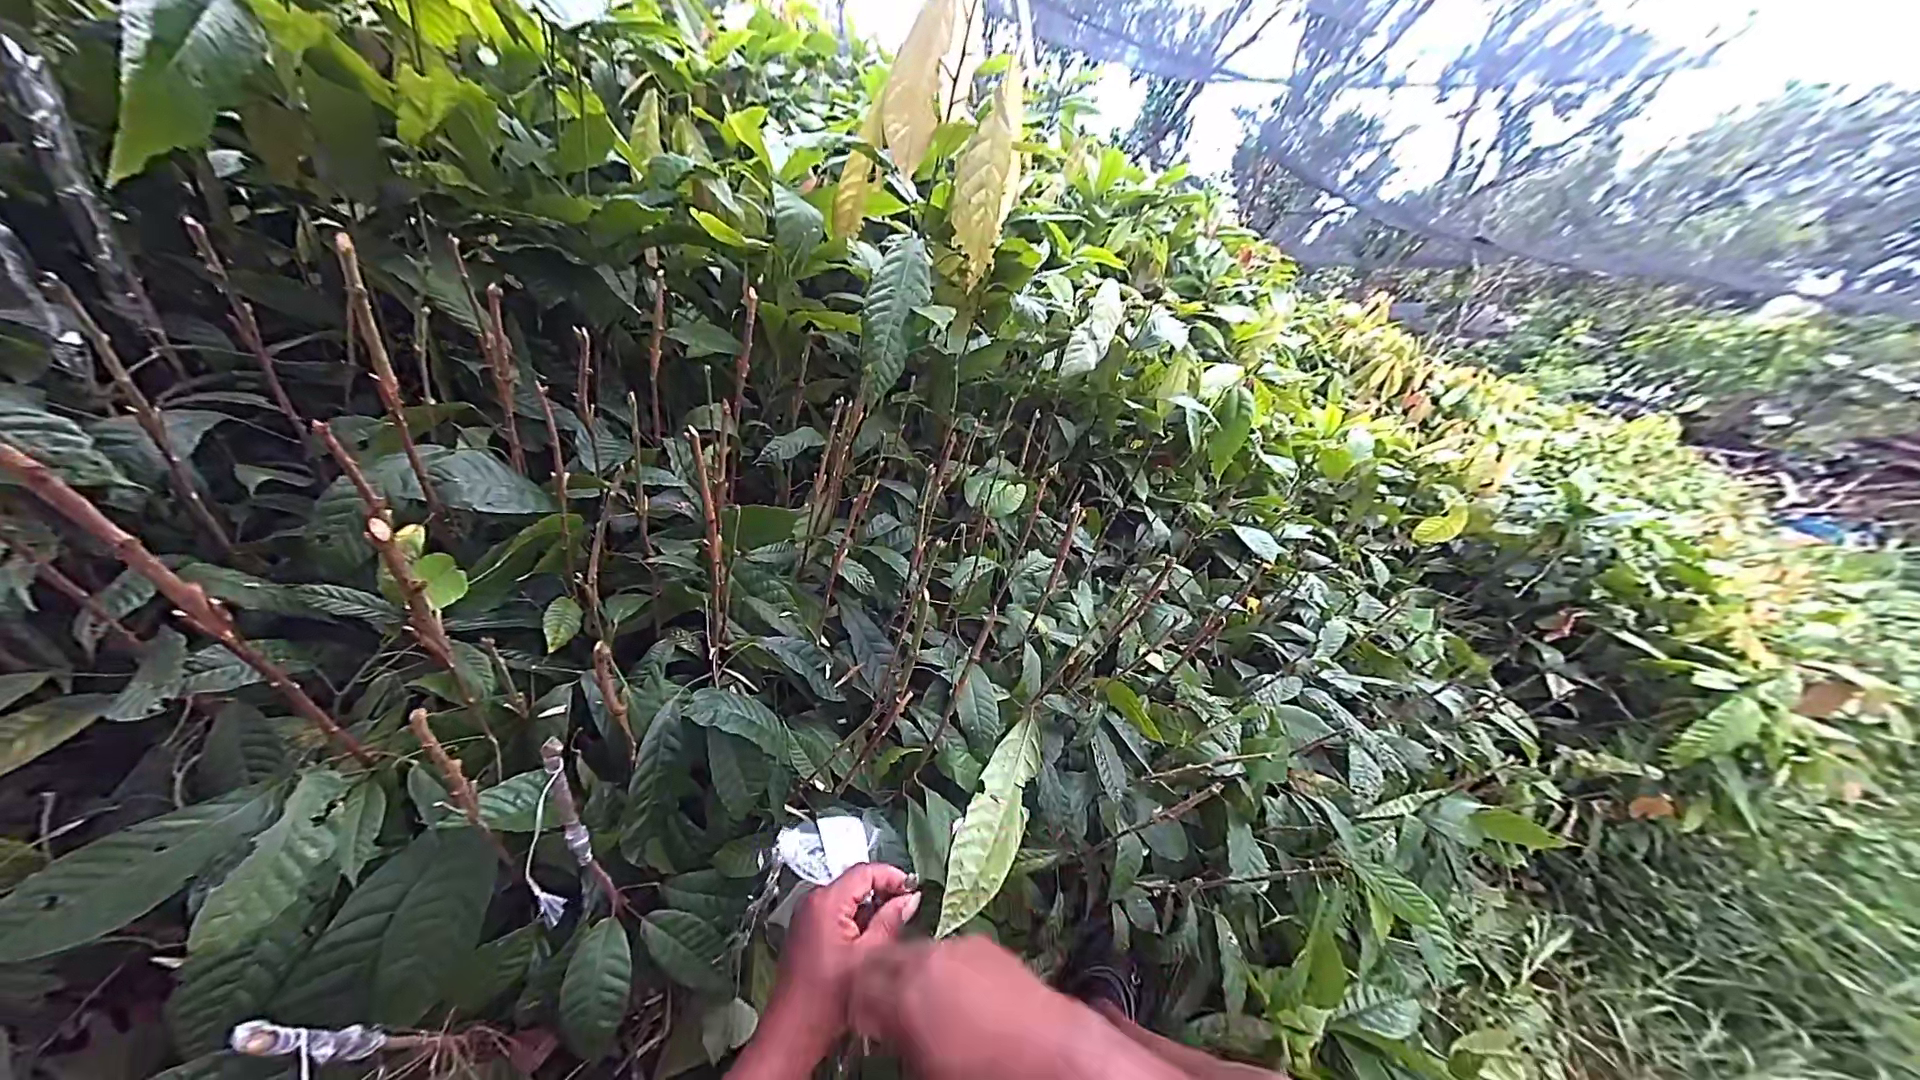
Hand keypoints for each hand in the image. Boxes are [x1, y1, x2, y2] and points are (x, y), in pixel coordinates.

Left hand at [773, 861, 920, 1030]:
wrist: (792, 1033)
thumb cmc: (823, 1002)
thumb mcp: (868, 956)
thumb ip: (891, 920)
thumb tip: (909, 899)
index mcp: (826, 902)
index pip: (865, 871)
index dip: (892, 877)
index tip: (911, 889)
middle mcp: (812, 901)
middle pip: (856, 883)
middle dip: (882, 894)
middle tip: (905, 910)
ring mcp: (807, 915)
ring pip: (848, 898)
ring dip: (870, 909)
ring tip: (888, 931)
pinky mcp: (806, 930)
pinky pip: (836, 912)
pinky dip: (855, 921)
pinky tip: (867, 943)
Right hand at [847, 936, 1185, 1079]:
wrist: (1054, 1050)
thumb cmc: (985, 1072)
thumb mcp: (925, 1065)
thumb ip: (897, 1035)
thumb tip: (883, 1025)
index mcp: (908, 987)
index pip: (862, 980)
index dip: (856, 999)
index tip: (861, 1018)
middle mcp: (930, 955)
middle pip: (887, 956)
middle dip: (880, 979)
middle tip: (883, 1010)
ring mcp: (959, 945)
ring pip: (918, 950)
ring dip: (911, 971)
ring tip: (923, 1004)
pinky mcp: (985, 944)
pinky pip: (948, 952)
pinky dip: (942, 967)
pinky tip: (954, 995)